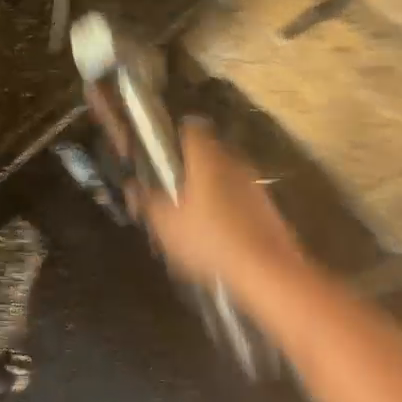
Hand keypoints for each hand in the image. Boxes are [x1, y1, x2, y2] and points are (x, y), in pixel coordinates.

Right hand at [86, 87, 300, 289]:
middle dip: (189, 168)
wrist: (269, 273)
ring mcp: (255, 186)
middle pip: (208, 154)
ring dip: (209, 191)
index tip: (159, 152)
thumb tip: (132, 186)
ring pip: (225, 178)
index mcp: (206, 159)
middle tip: (170, 190)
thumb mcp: (165, 224)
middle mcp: (234, 164)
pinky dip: (227, 210)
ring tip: (191, 218)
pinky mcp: (268, 210)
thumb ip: (146, 201)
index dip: (173, 136)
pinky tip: (215, 237)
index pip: (190, 128)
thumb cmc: (210, 240)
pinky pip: (240, 200)